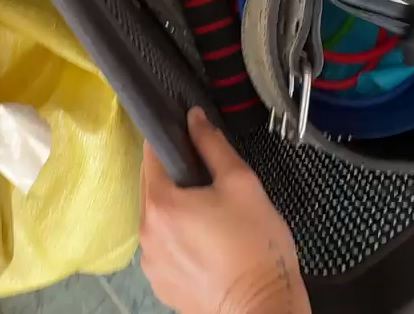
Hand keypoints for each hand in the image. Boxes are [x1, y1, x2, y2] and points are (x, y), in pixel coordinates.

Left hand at [140, 109, 308, 313]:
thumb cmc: (256, 248)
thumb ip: (212, 144)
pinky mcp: (162, 285)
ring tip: (211, 216)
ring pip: (158, 217)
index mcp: (161, 204)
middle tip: (209, 182)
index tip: (186, 138)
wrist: (266, 310)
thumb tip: (195, 118)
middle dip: (175, 176)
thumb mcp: (241, 182)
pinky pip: (163, 247)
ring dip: (176, 209)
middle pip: (152, 186)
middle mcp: (147, 234)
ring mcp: (152, 264)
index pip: (151, 155)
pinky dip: (178, 239)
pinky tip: (206, 243)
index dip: (168, 139)